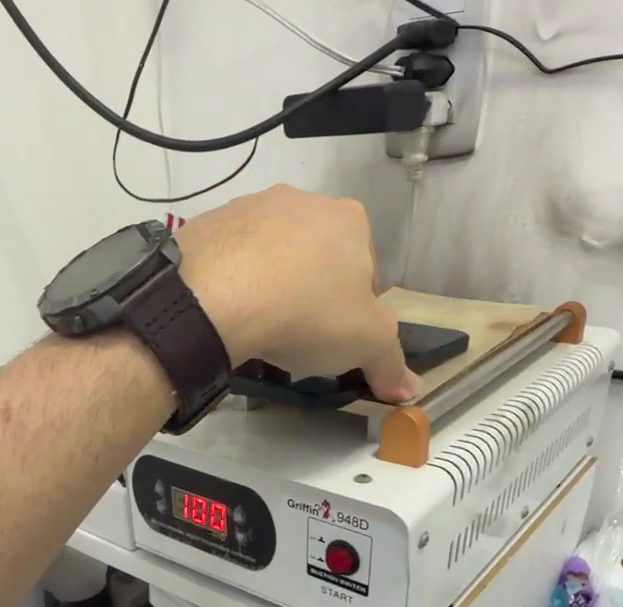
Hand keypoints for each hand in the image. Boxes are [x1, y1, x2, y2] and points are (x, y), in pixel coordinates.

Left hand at [176, 185, 419, 402]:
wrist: (218, 294)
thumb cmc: (308, 312)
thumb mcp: (366, 343)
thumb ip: (390, 362)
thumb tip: (410, 389)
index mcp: (351, 221)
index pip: (367, 270)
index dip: (357, 311)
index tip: (339, 340)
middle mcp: (305, 201)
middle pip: (319, 259)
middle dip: (313, 295)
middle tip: (301, 336)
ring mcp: (254, 206)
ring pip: (274, 256)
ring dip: (274, 288)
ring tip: (262, 328)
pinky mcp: (212, 222)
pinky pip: (233, 260)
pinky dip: (236, 284)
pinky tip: (230, 314)